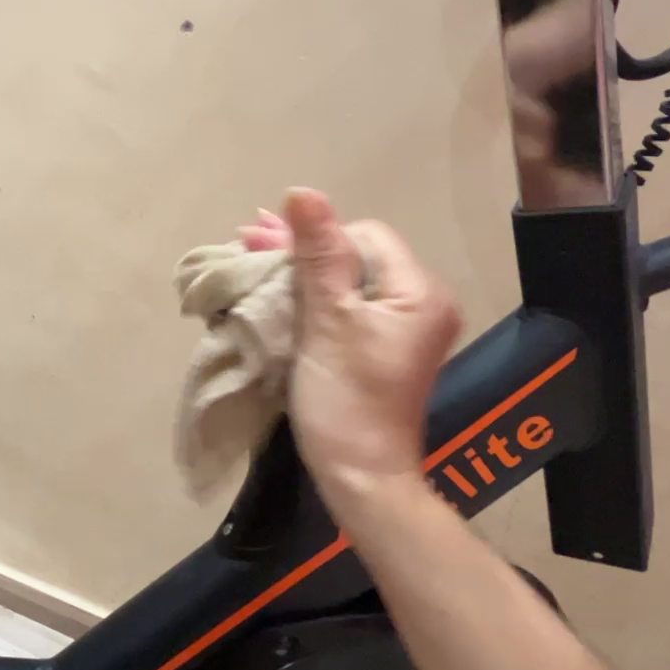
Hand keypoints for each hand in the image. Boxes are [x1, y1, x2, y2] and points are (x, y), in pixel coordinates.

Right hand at [247, 189, 462, 499]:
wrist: (360, 477)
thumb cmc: (345, 398)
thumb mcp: (328, 321)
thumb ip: (318, 254)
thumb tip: (303, 191)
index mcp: (419, 292)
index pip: (364, 236)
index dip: (315, 239)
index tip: (265, 247)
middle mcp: (420, 303)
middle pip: (357, 256)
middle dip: (303, 251)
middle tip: (248, 243)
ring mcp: (403, 329)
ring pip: (348, 282)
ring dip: (303, 273)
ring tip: (257, 262)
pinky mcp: (383, 349)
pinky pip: (348, 308)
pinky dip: (314, 300)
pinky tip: (281, 292)